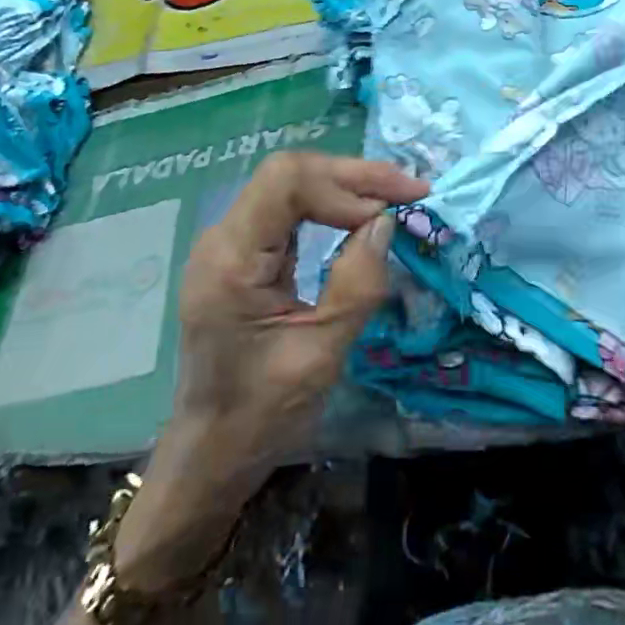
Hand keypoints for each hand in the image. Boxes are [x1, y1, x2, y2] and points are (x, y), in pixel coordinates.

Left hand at [67, 151, 423, 624]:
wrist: (212, 449)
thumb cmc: (263, 414)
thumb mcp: (321, 355)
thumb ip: (356, 284)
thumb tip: (386, 221)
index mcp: (231, 260)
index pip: (285, 181)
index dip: (345, 183)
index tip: (395, 208)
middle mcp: (223, 239)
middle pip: (290, 176)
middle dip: (353, 177)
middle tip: (412, 190)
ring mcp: (229, 244)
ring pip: (290, 187)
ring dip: (345, 187)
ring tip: (397, 197)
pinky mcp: (242, 255)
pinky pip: (288, 211)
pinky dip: (330, 207)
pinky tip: (362, 215)